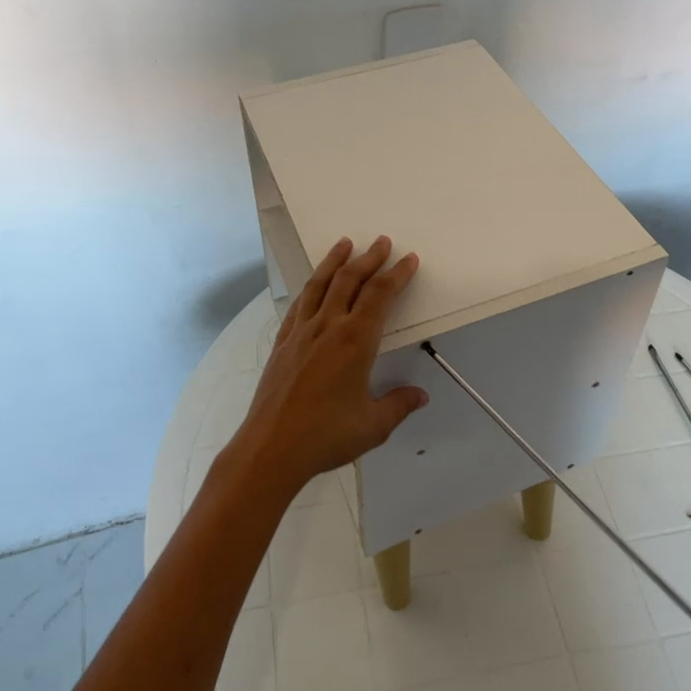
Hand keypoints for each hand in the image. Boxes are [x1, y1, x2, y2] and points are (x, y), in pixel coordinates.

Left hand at [224, 236, 428, 496]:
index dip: (396, 275)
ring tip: (344, 244)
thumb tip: (419, 395)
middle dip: (369, 258)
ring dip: (335, 261)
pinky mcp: (282, 343)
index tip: (408, 260)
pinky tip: (313, 285)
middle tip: (382, 243)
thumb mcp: (373, 425)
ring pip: (320, 285)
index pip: (380, 296)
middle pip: (350, 281)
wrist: (272, 448)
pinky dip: (310, 287)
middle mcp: (328, 328)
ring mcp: (301, 333)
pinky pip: (299, 304)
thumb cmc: (326, 437)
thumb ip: (398, 405)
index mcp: (355, 342)